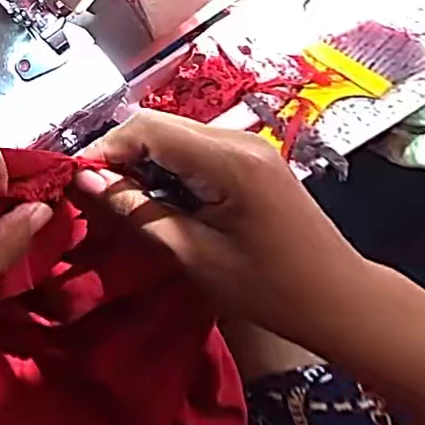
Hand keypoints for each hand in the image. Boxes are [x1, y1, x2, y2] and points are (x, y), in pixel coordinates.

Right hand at [74, 109, 380, 345]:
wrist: (344, 300)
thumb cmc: (273, 290)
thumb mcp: (195, 256)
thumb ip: (137, 211)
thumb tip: (87, 180)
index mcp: (228, 160)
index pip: (147, 128)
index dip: (107, 148)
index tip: (81, 180)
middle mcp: (236, 137)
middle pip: (157, 123)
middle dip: (121, 153)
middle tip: (99, 192)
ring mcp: (244, 141)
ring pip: (171, 132)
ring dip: (142, 159)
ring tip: (127, 199)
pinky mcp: (247, 153)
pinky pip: (191, 145)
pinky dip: (166, 164)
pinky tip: (161, 197)